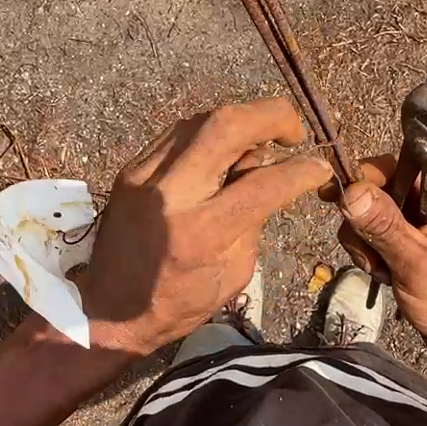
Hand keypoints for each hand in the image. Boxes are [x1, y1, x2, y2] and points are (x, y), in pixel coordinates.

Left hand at [80, 98, 332, 356]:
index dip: (302, 170)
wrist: (107, 310)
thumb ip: (254, 220)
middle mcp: (169, 196)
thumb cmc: (177, 304)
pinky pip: (177, 135)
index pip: (264, 183)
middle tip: (293, 132)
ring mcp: (142, 177)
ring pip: (199, 120)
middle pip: (225, 124)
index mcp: (201, 233)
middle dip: (272, 115)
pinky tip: (222, 151)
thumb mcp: (234, 273)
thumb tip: (266, 172)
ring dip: (239, 122)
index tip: (319, 168)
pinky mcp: (129, 170)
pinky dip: (207, 135)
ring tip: (258, 143)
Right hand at [331, 156, 426, 357]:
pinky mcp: (416, 238)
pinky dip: (374, 251)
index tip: (335, 197)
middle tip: (371, 257)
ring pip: (376, 213)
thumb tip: (350, 192)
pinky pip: (381, 232)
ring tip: (382, 271)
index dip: (367, 179)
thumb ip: (383, 226)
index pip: (402, 168)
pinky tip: (384, 272)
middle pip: (384, 190)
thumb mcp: (416, 264)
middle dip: (367, 223)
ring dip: (368, 242)